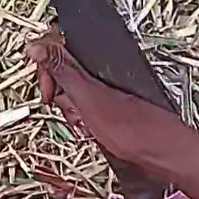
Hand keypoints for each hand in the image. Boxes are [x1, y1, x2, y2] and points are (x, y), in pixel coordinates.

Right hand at [27, 30, 188, 173]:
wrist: (163, 152)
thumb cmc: (132, 127)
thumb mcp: (86, 97)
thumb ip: (60, 68)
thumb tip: (35, 46)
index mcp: (96, 56)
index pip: (56, 47)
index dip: (46, 70)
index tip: (48, 93)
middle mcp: (101, 65)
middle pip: (61, 69)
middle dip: (59, 94)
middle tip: (71, 112)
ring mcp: (106, 82)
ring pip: (72, 88)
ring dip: (71, 108)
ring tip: (85, 124)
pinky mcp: (111, 98)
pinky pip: (85, 101)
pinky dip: (83, 115)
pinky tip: (91, 127)